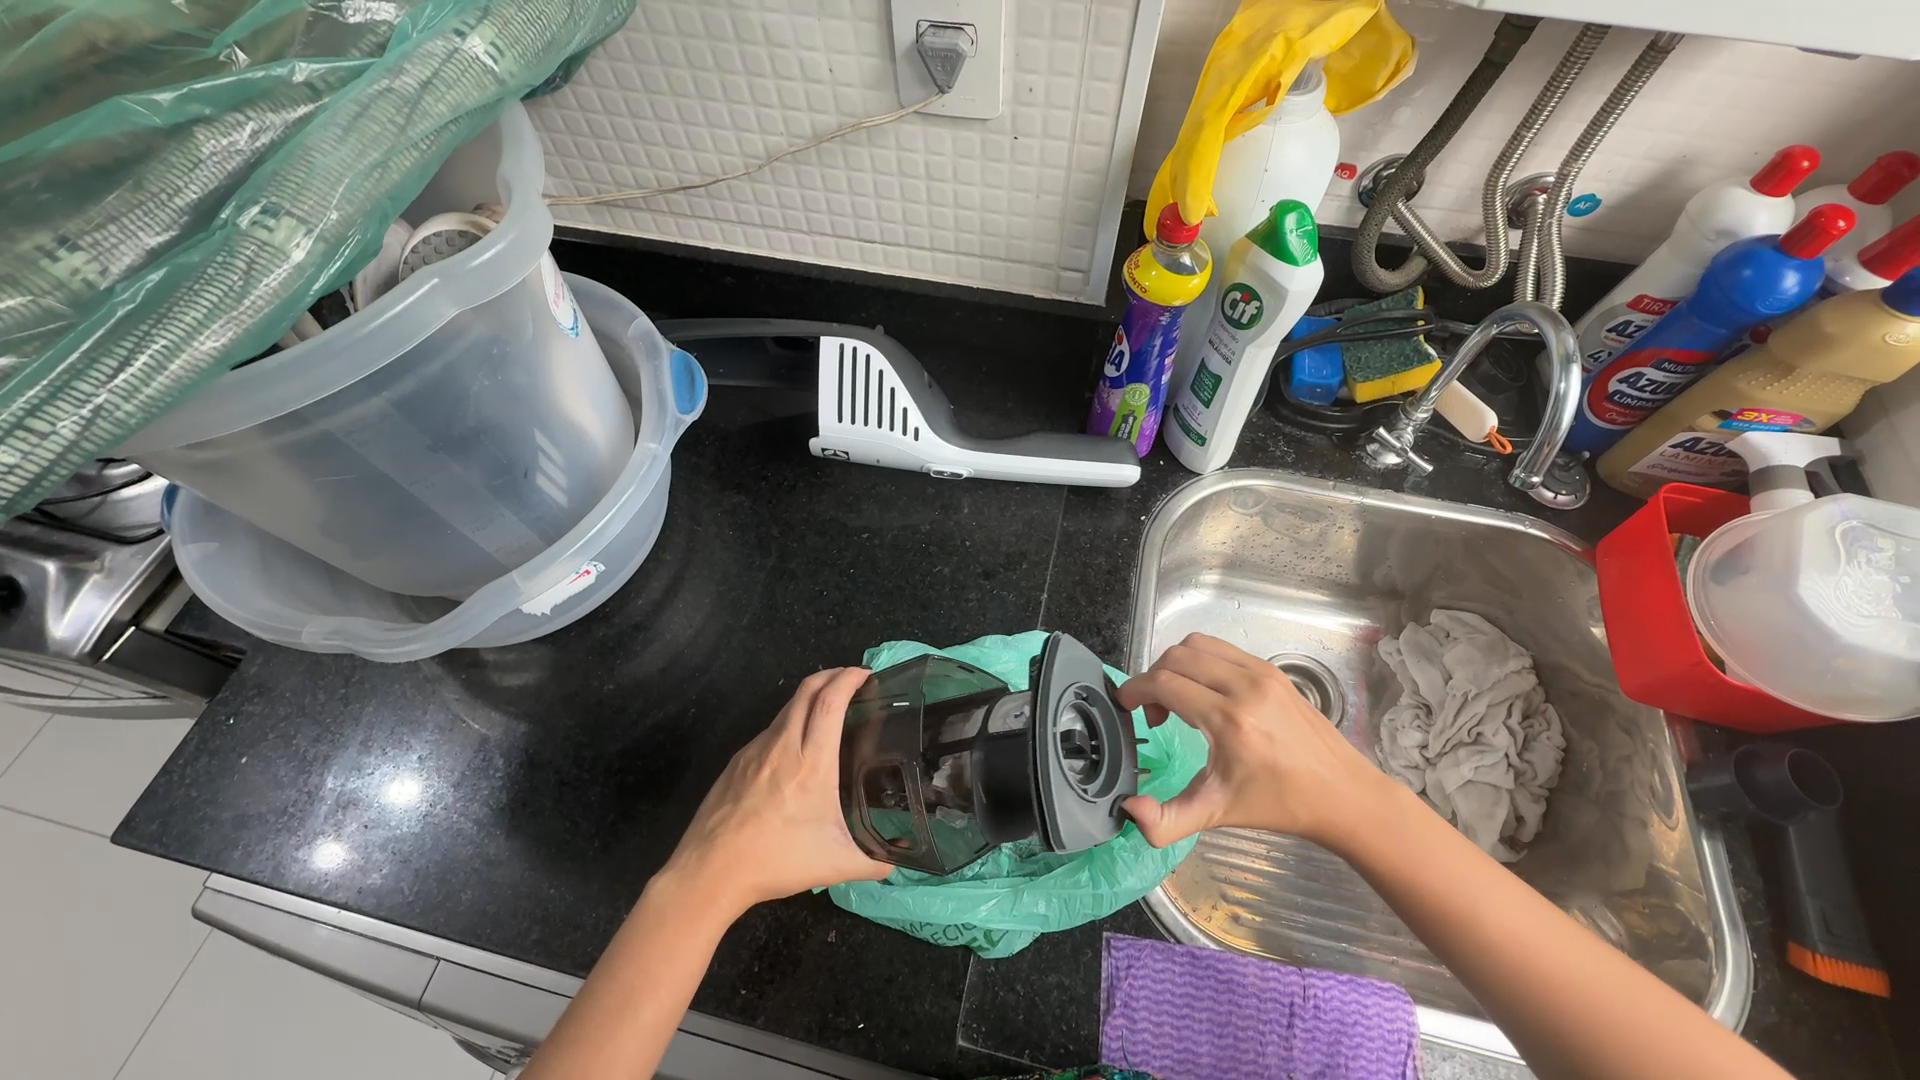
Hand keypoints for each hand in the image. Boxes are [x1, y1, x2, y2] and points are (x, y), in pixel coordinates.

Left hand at [660, 667, 891, 916]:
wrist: (711, 870)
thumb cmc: (776, 861)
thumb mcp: (835, 866)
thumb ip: (874, 862)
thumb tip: (899, 861)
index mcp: (813, 763)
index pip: (830, 702)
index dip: (848, 679)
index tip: (865, 674)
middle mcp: (784, 746)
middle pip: (807, 690)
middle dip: (832, 675)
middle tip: (851, 680)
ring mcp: (756, 750)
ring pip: (787, 708)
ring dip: (810, 697)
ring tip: (827, 711)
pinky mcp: (737, 760)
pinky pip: (769, 730)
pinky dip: (790, 723)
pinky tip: (795, 747)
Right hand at [1117, 633, 1392, 851]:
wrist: (1342, 794)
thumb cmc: (1278, 804)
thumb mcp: (1216, 814)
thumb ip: (1165, 821)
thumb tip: (1128, 809)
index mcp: (1229, 720)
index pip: (1164, 683)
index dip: (1135, 691)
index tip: (1126, 707)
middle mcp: (1245, 687)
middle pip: (1176, 657)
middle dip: (1152, 679)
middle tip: (1155, 713)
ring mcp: (1262, 673)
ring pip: (1198, 645)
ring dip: (1175, 666)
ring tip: (1179, 701)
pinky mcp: (1274, 671)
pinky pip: (1222, 649)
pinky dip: (1201, 663)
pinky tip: (1206, 695)